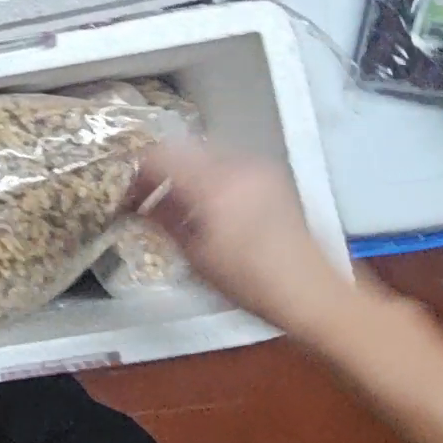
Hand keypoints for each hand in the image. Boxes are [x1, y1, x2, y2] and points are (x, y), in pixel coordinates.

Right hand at [127, 141, 356, 337]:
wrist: (316, 293)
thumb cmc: (250, 284)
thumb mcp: (197, 257)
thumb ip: (164, 221)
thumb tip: (139, 204)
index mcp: (213, 186)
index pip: (160, 157)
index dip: (136, 172)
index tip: (126, 194)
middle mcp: (236, 166)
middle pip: (181, 148)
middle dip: (158, 169)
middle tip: (144, 196)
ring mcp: (257, 168)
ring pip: (203, 153)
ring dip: (182, 171)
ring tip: (174, 202)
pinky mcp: (271, 177)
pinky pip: (226, 163)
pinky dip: (206, 174)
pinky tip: (205, 204)